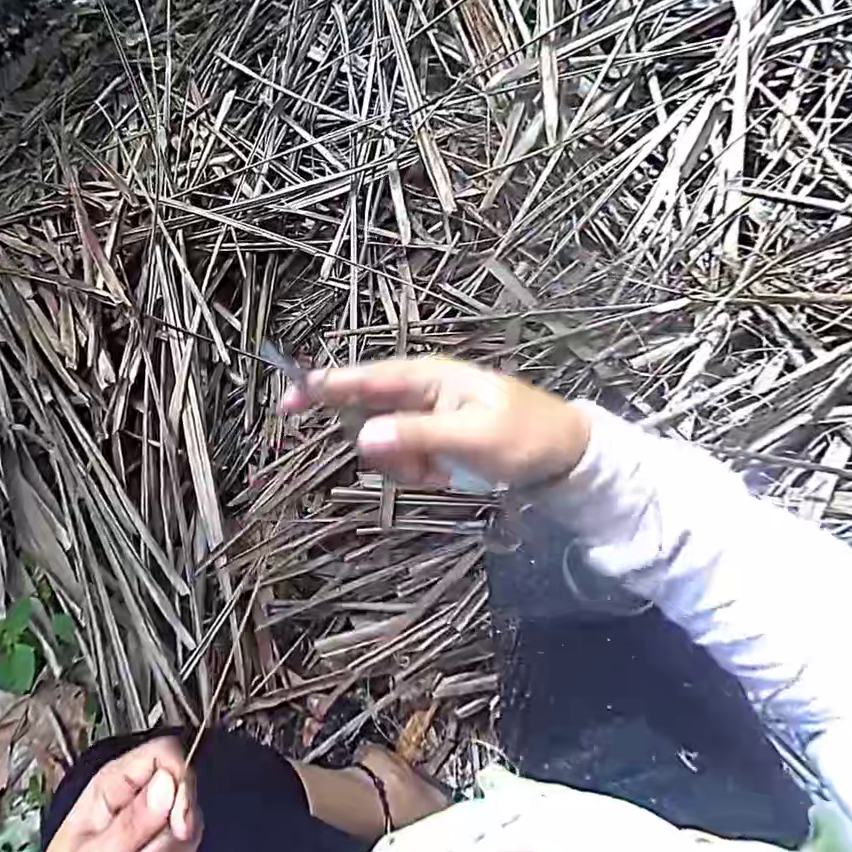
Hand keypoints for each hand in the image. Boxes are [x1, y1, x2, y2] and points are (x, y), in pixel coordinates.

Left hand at [19, 738, 200, 851]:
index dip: (179, 780)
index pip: (162, 753)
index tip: (178, 818)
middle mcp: (130, 795)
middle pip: (179, 786)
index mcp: (110, 784)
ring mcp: (144, 821)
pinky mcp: (154, 846)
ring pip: (184, 816)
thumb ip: (130, 824)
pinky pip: (182, 842)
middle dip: (169, 829)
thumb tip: (167, 782)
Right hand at [279, 357, 590, 487]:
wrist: (564, 455)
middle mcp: (417, 390)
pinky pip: (400, 456)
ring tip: (444, 470)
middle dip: (382, 446)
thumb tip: (360, 438)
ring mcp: (422, 415)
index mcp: (426, 377)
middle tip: (420, 467)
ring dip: (403, 464)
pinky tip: (446, 473)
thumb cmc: (525, 437)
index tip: (287, 403)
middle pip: (365, 413)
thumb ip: (415, 435)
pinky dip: (416, 471)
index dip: (321, 388)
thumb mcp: (473, 439)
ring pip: (381, 442)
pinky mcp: (428, 437)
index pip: (362, 378)